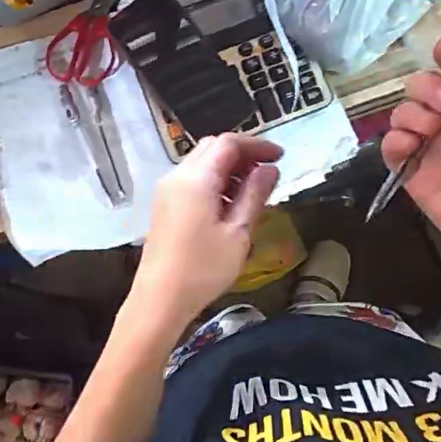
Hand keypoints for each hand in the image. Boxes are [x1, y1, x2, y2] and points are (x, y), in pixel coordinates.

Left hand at [130, 133, 282, 319]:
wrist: (160, 299)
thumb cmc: (203, 268)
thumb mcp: (238, 232)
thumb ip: (255, 195)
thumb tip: (270, 170)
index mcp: (196, 178)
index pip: (228, 143)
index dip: (257, 145)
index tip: (280, 157)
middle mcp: (177, 176)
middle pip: (212, 148)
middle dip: (242, 154)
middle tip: (267, 171)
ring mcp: (167, 191)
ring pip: (201, 164)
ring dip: (228, 169)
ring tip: (253, 191)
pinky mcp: (164, 206)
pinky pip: (192, 180)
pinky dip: (214, 182)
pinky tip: (230, 205)